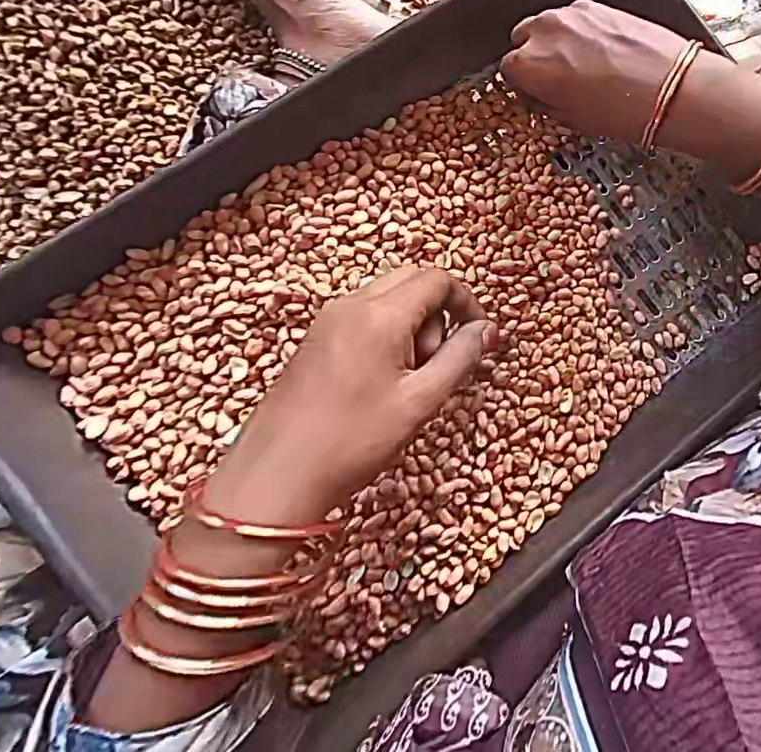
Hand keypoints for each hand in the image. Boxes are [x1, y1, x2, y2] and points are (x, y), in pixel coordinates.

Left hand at [201, 267, 495, 524]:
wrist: (272, 480)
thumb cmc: (351, 442)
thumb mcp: (420, 401)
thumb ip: (460, 357)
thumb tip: (488, 330)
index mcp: (379, 316)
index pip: (437, 279)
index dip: (466, 302)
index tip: (477, 335)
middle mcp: (350, 306)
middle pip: (412, 280)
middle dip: (438, 311)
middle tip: (438, 361)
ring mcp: (328, 321)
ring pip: (388, 298)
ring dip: (412, 324)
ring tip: (408, 380)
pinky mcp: (315, 340)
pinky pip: (363, 317)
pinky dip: (387, 334)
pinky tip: (381, 383)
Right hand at [501, 0, 699, 140]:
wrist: (670, 87)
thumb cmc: (624, 109)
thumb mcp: (571, 119)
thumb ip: (544, 100)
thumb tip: (540, 92)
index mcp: (527, 64)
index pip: (508, 67)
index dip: (524, 80)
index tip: (536, 88)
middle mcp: (542, 31)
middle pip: (523, 38)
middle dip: (535, 54)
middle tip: (558, 76)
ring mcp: (569, 14)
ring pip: (548, 24)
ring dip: (557, 40)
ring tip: (583, 64)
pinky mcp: (596, 4)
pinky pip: (576, 16)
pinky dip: (582, 30)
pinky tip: (601, 50)